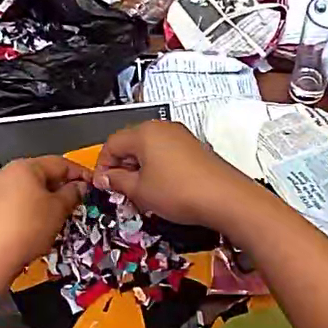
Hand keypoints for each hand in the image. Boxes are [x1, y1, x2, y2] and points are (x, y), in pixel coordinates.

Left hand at [0, 155, 88, 279]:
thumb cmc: (24, 230)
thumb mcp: (59, 209)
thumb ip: (73, 193)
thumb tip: (79, 187)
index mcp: (24, 166)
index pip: (60, 163)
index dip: (80, 174)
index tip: (91, 185)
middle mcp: (6, 174)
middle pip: (42, 176)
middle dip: (62, 189)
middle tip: (78, 203)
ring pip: (28, 191)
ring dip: (46, 202)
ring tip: (59, 218)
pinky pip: (16, 205)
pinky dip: (30, 212)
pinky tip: (38, 227)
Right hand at [92, 120, 264, 230]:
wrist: (224, 198)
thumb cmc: (182, 191)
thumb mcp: (140, 191)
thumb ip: (117, 181)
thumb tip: (107, 178)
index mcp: (145, 133)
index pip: (111, 144)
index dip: (103, 166)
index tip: (103, 185)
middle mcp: (163, 128)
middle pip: (131, 144)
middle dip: (122, 167)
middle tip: (120, 191)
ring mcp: (181, 136)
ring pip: (150, 149)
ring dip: (140, 169)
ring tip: (142, 193)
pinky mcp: (194, 148)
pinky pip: (167, 154)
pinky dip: (158, 169)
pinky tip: (162, 189)